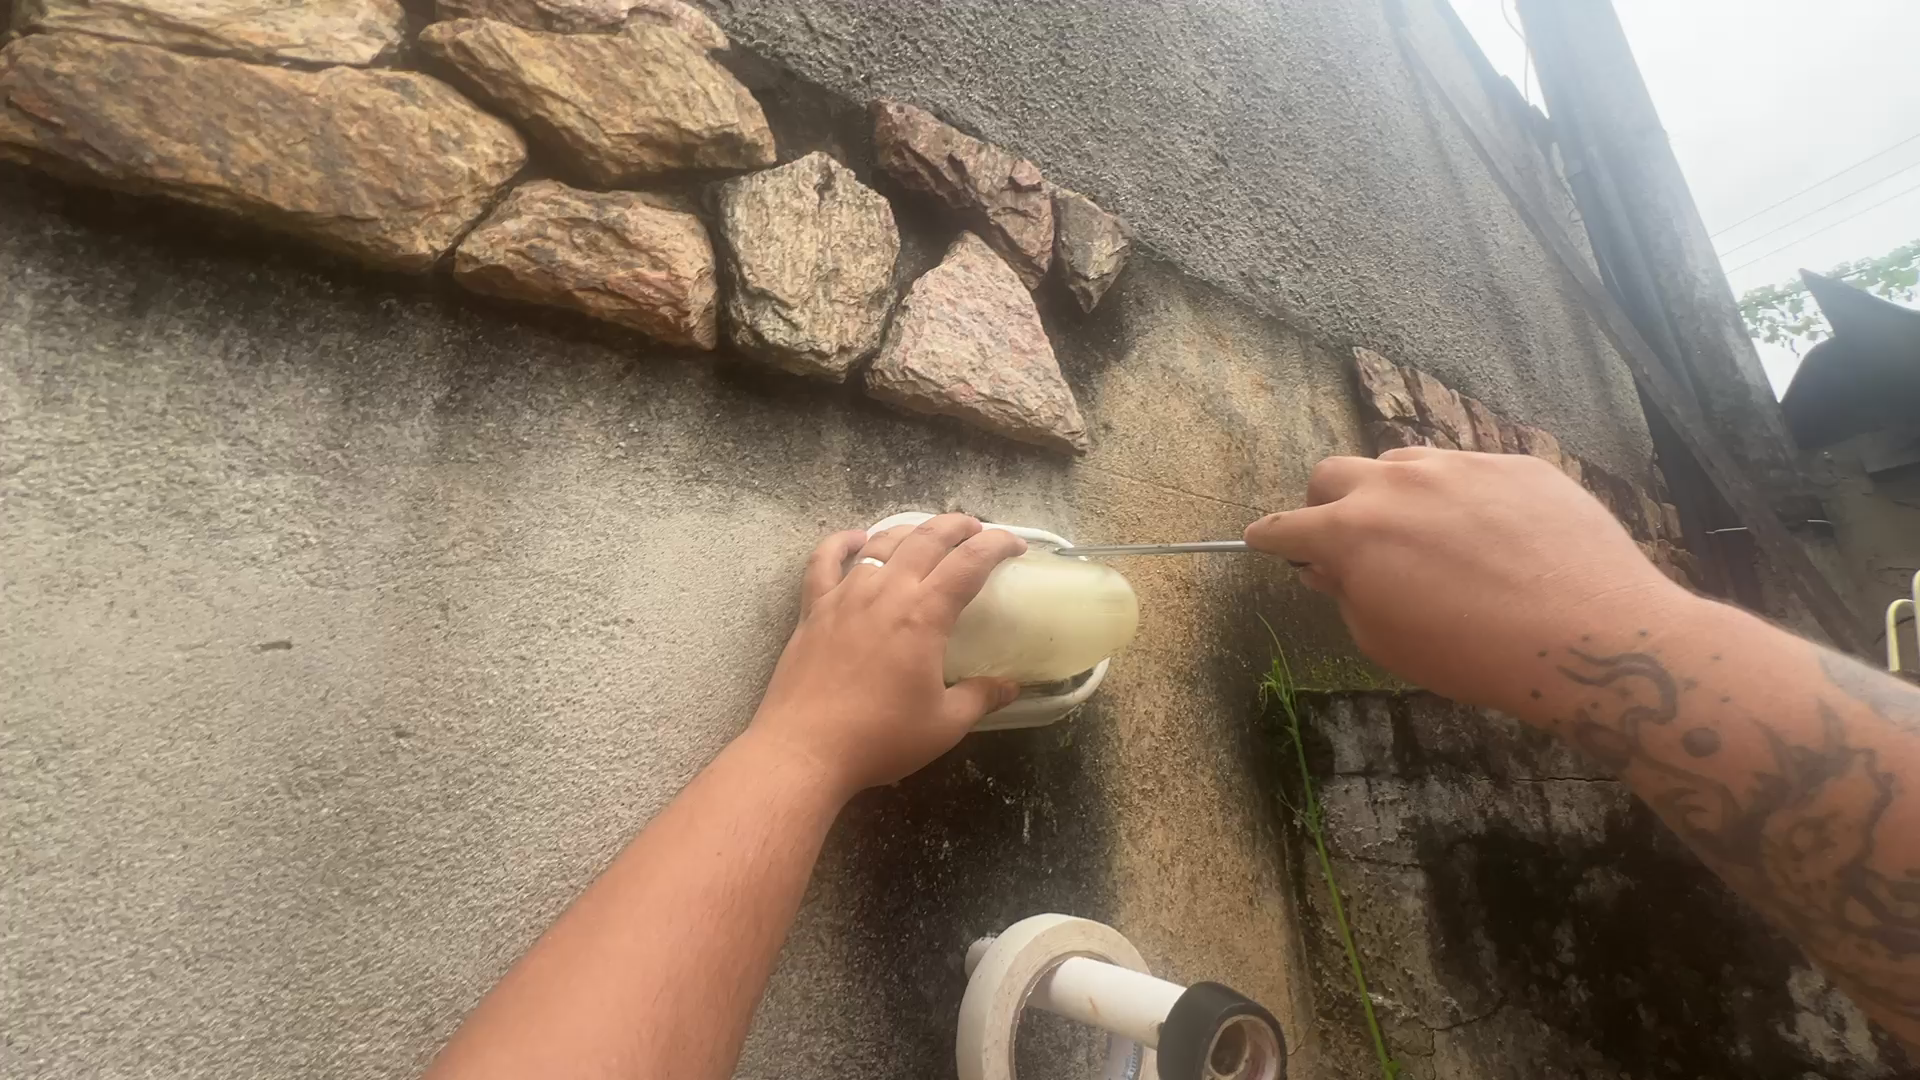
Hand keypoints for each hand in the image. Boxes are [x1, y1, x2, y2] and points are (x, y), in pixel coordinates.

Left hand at [747, 514, 1027, 796]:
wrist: (805, 750)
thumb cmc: (880, 738)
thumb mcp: (944, 725)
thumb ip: (980, 698)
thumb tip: (1011, 687)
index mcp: (924, 614)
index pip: (969, 562)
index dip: (997, 546)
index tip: (1016, 545)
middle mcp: (886, 591)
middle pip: (926, 538)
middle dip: (957, 525)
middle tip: (977, 528)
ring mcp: (845, 595)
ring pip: (881, 542)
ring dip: (910, 530)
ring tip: (927, 532)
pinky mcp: (814, 608)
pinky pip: (825, 561)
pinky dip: (842, 542)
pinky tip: (856, 538)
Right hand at [1244, 448, 1690, 714]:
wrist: (1593, 639)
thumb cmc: (1469, 653)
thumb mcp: (1380, 637)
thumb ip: (1341, 591)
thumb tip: (1327, 565)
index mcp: (1350, 531)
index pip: (1284, 527)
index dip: (1267, 537)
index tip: (1262, 540)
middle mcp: (1394, 484)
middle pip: (1330, 473)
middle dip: (1322, 504)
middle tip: (1347, 538)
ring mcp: (1457, 466)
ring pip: (1397, 463)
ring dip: (1390, 494)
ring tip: (1425, 533)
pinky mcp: (1514, 463)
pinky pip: (1465, 469)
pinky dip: (1456, 497)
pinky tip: (1489, 536)